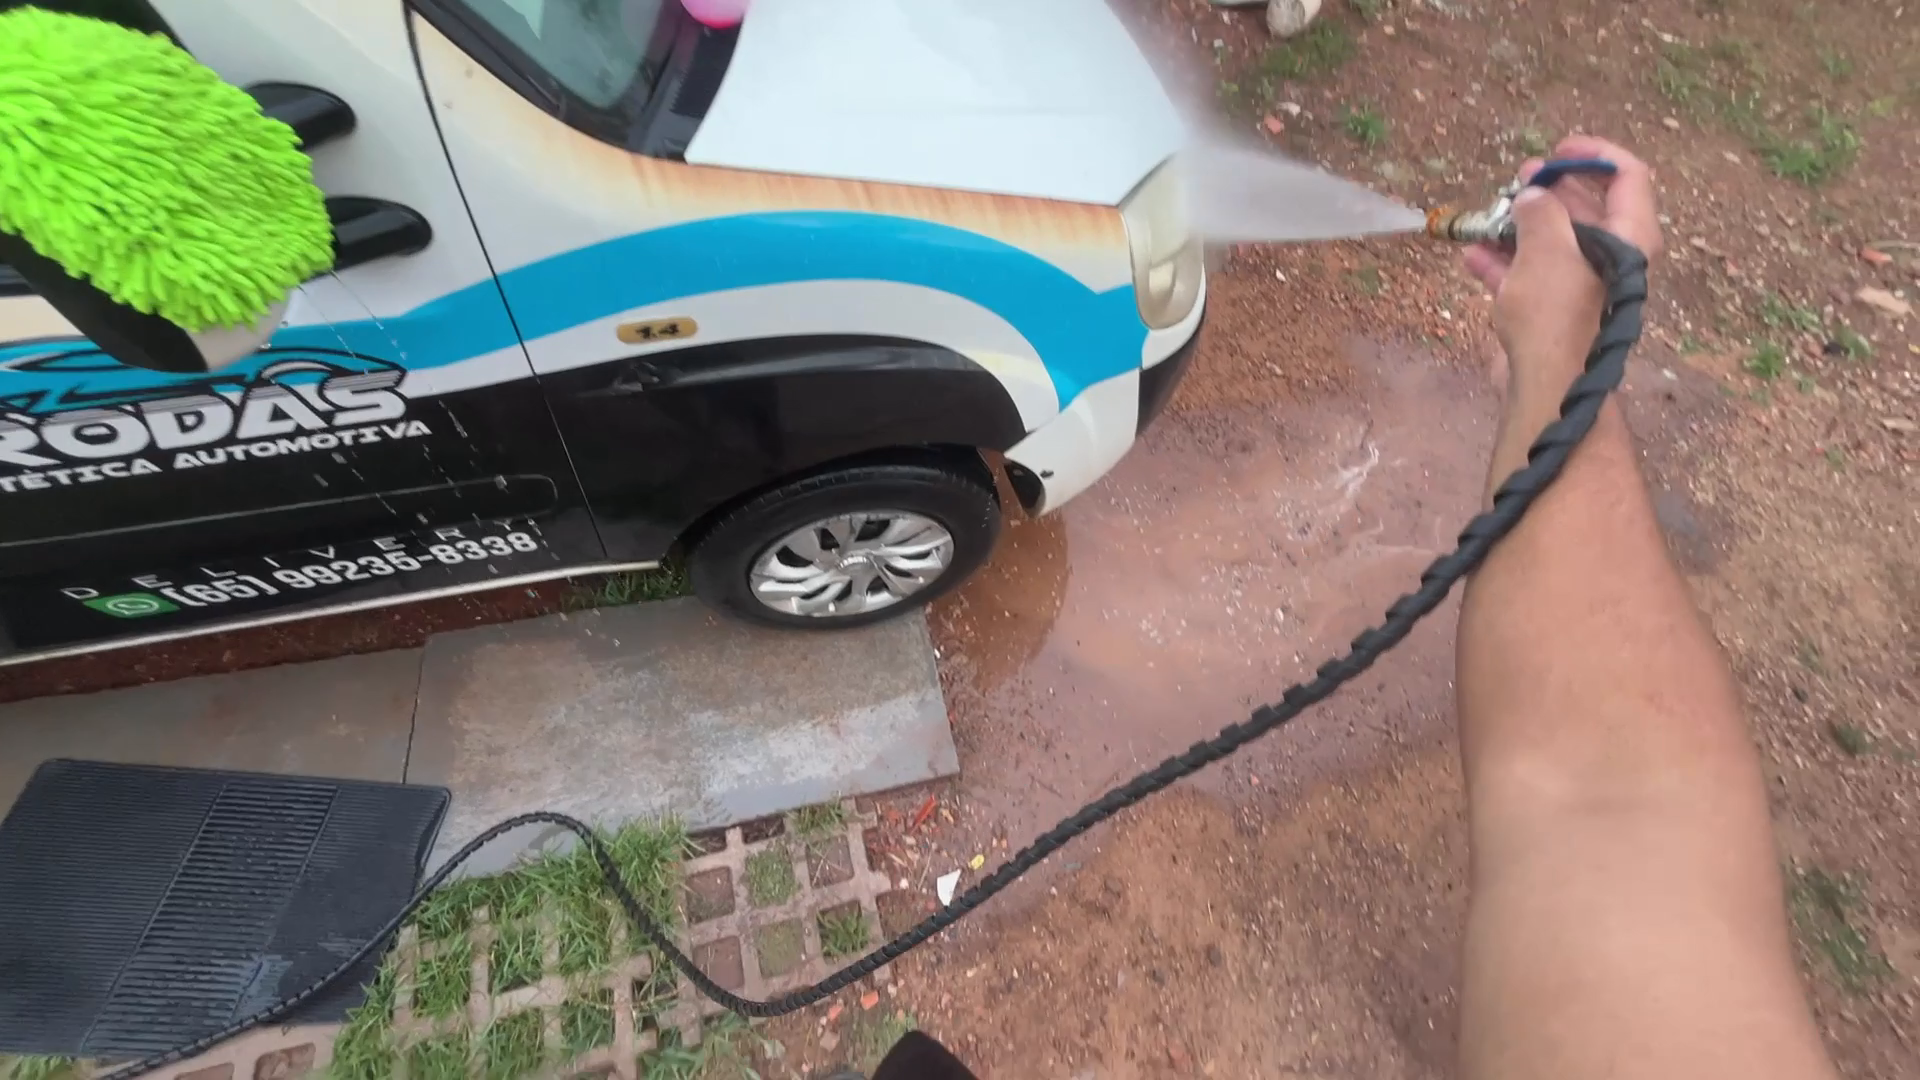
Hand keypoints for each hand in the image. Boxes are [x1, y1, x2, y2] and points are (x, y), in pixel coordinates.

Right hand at [1463, 136, 1661, 398]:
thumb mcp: (1547, 252)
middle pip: (1585, 210)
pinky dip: (1501, 262)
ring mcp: (1576, 284)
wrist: (1544, 377)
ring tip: (1488, 215)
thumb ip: (1541, 215)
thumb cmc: (1554, 311)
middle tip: (1518, 180)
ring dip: (1518, 227)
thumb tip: (1533, 196)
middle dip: (1550, 192)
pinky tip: (1473, 253)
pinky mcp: (1546, 309)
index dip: (1595, 156)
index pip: (1627, 178)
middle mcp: (1609, 256)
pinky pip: (1525, 274)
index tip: (1556, 150)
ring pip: (1549, 243)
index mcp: (1629, 236)